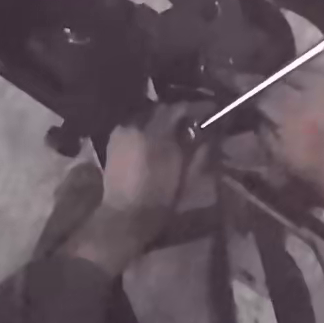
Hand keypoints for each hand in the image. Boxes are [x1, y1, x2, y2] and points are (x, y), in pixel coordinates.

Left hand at [61, 106, 203, 272]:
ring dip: (160, 118)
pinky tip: (154, 137)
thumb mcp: (185, 173)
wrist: (125, 215)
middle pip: (161, 108)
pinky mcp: (113, 140)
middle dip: (177, 112)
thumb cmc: (159, 199)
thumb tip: (206, 130)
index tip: (210, 109)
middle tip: (192, 120)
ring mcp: (121, 131)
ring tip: (173, 128)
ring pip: (145, 114)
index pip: (179, 108)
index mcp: (156, 133)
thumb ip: (196, 147)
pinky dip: (146, 126)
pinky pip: (133, 124)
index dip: (197, 107)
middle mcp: (136, 126)